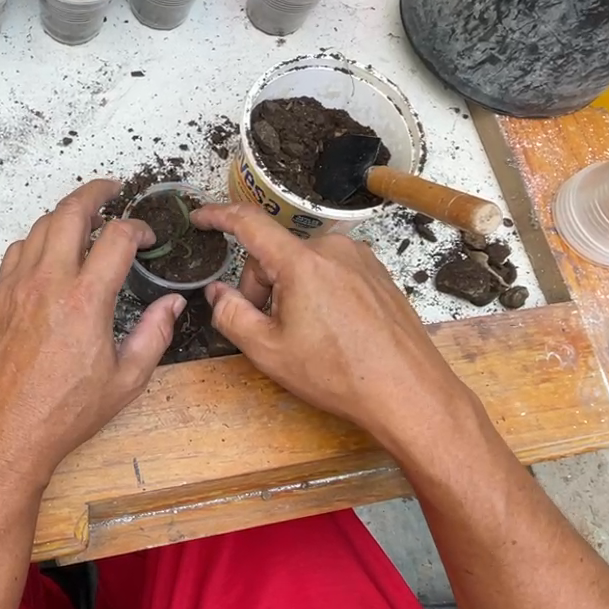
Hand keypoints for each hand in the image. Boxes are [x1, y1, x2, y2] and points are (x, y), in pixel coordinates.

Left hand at [0, 179, 183, 498]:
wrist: (3, 435)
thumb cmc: (65, 414)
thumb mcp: (125, 382)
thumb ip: (153, 335)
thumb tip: (172, 303)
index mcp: (85, 300)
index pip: (116, 238)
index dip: (138, 228)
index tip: (147, 237)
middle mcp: (47, 283)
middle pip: (70, 212)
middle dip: (95, 192)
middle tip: (112, 190)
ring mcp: (16, 287)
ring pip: (40, 227)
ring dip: (65, 214)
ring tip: (85, 218)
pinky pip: (17, 251)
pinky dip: (38, 239)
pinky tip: (49, 252)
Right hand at [191, 202, 481, 457]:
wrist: (408, 392)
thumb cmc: (339, 373)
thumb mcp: (268, 351)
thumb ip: (231, 314)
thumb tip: (217, 292)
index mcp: (302, 261)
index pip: (249, 223)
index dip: (218, 216)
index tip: (199, 217)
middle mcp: (333, 248)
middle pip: (275, 254)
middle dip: (261, 287)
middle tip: (270, 331)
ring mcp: (360, 259)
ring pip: (303, 264)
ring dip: (290, 291)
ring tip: (305, 335)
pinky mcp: (377, 273)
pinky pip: (330, 271)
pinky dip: (317, 293)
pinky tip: (329, 330)